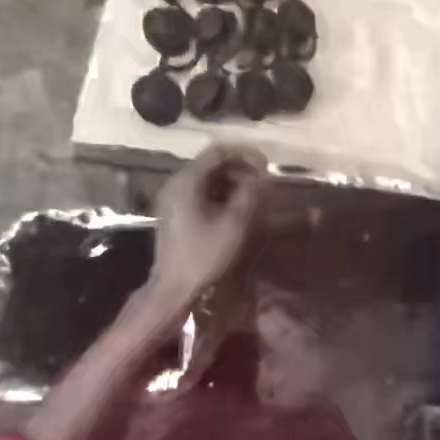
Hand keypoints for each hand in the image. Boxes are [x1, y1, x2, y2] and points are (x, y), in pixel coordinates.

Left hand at [149, 145, 269, 308]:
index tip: (266, 167)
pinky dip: (220, 194)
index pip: (218, 152)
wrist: (173, 288)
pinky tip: (236, 209)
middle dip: (240, 169)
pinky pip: (200, 192)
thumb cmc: (203, 256)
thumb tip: (264, 176)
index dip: (245, 155)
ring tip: (254, 197)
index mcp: (187, 181)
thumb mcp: (233, 225)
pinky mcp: (175, 212)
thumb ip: (250, 195)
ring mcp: (173, 198)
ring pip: (207, 179)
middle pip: (212, 163)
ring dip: (232, 183)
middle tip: (263, 184)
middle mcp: (176, 183)